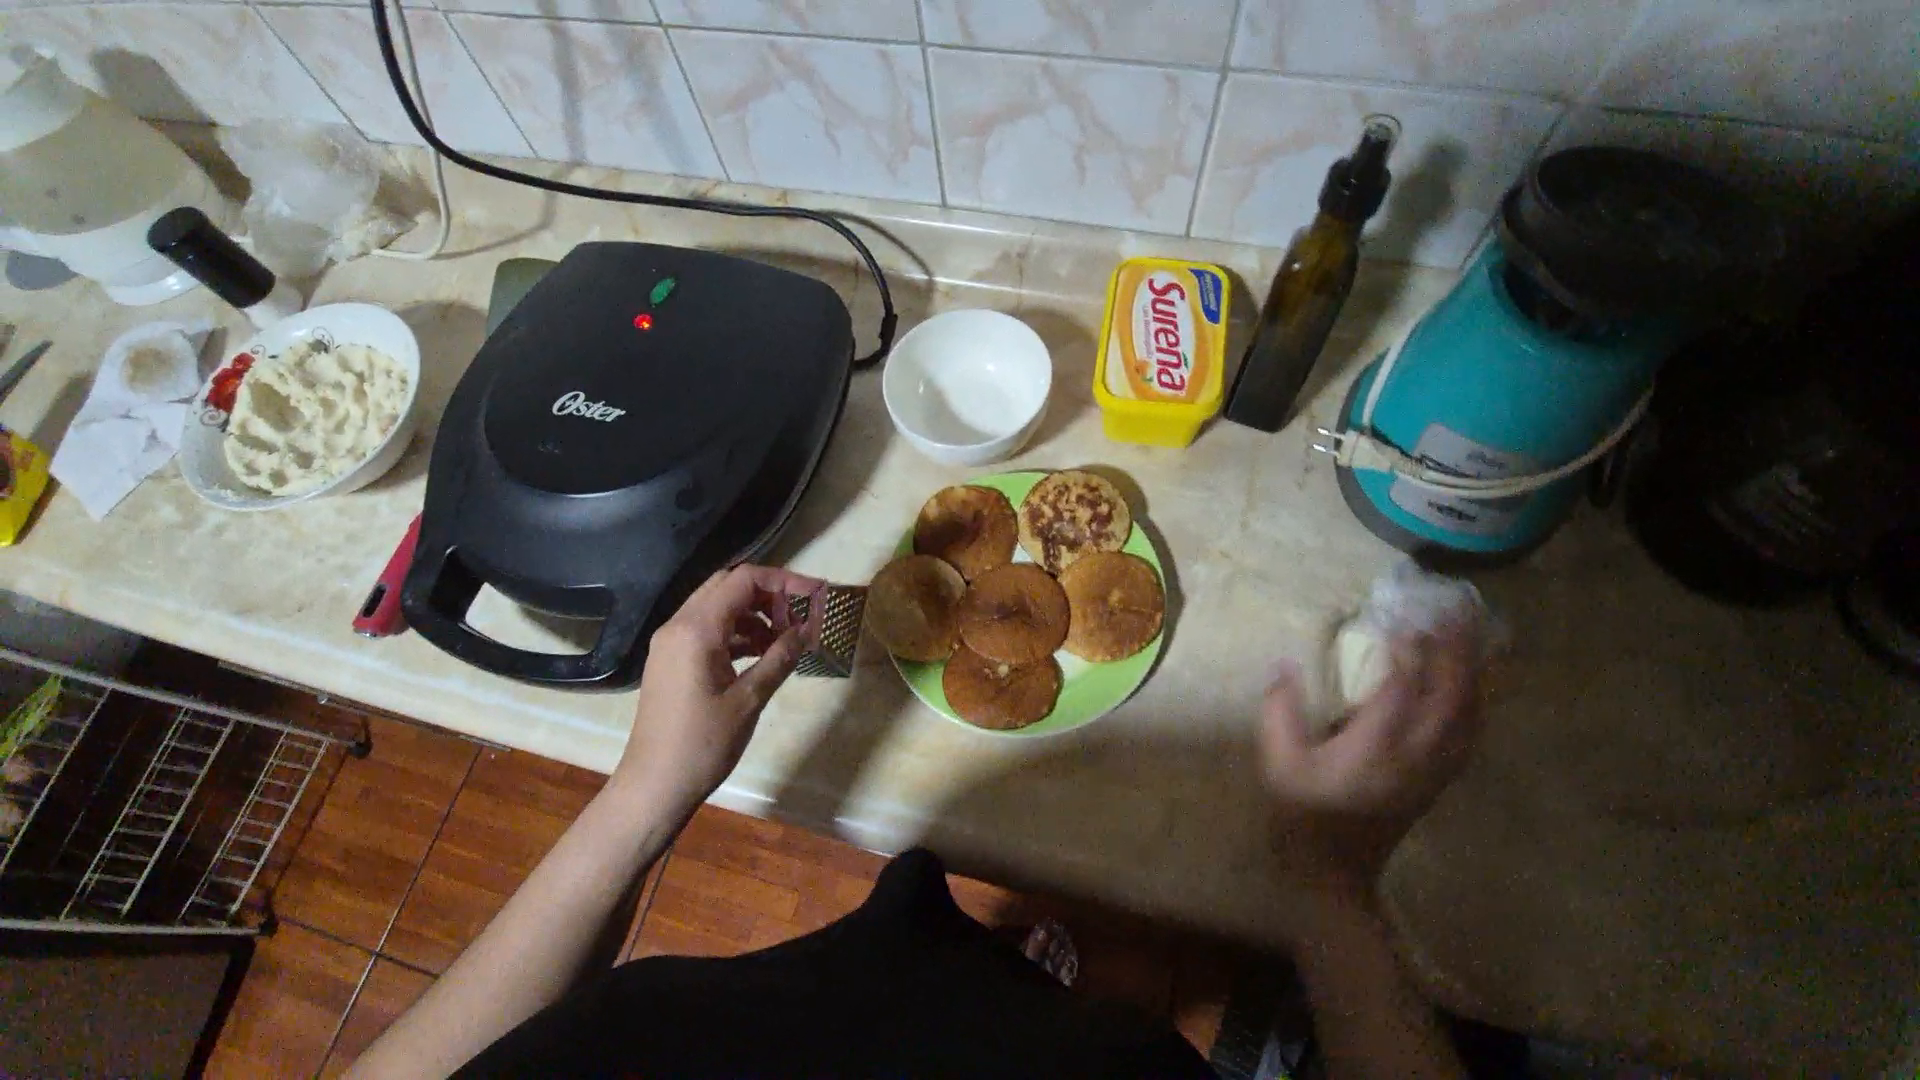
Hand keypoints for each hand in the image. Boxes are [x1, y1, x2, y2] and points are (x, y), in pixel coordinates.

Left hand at [614, 564, 820, 810]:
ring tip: (787, 640)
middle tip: (801, 616)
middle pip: (728, 586)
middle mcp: (679, 625)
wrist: (654, 786)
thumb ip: (779, 658)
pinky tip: (763, 655)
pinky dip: (738, 633)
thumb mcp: (750, 700)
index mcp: (696, 629)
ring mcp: (671, 643)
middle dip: (769, 594)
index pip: (743, 580)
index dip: (783, 581)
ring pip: (718, 607)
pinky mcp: (672, 661)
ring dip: (755, 614)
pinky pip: (708, 630)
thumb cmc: (703, 744)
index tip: (815, 595)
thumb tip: (806, 630)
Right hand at [1261, 620, 1485, 901]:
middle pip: (1451, 694)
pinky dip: (1477, 700)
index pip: (1401, 686)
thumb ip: (1280, 711)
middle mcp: (1416, 754)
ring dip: (1474, 671)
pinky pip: (1470, 731)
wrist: (1333, 874)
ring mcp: (1434, 769)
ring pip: (1469, 712)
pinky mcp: (1439, 779)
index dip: (1405, 648)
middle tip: (1453, 610)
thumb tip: (1284, 665)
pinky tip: (1474, 684)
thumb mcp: (1277, 763)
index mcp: (1375, 747)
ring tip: (1472, 634)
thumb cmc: (1300, 815)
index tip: (1398, 616)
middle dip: (1455, 649)